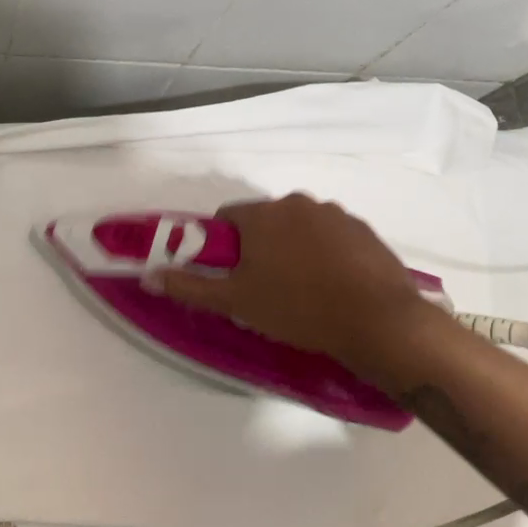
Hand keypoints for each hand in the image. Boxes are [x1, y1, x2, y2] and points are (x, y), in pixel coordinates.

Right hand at [149, 195, 433, 375]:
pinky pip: (331, 238)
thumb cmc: (297, 309)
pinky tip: (331, 287)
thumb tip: (148, 276)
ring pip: (299, 229)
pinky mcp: (365, 232)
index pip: (226, 217)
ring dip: (292, 250)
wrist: (379, 323)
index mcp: (263, 214)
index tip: (230, 275)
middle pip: (264, 221)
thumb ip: (188, 286)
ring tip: (300, 291)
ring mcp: (337, 215)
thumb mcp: (235, 302)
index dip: (221, 247)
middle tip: (262, 287)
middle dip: (258, 248)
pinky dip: (324, 256)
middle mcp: (299, 203)